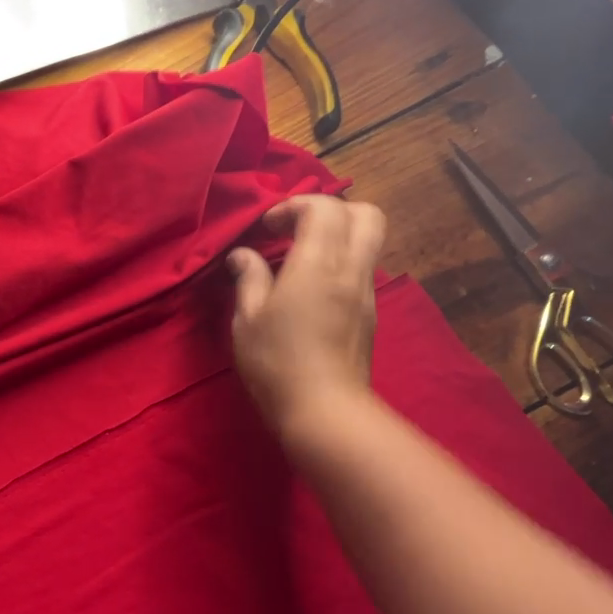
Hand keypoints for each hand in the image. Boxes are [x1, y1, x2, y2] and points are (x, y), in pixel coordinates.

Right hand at [225, 195, 384, 432]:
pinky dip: (339, 262)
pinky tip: (308, 289)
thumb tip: (243, 256)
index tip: (266, 227)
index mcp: (318, 264)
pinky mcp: (368, 312)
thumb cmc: (274, 362)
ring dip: (336, 237)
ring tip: (298, 259)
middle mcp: (350, 269)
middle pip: (363, 213)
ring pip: (368, 240)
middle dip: (329, 211)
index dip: (294, 206)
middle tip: (293, 231)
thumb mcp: (247, 319)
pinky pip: (360, 268)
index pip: (323, 208)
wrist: (323, 407)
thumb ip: (248, 279)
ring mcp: (365, 291)